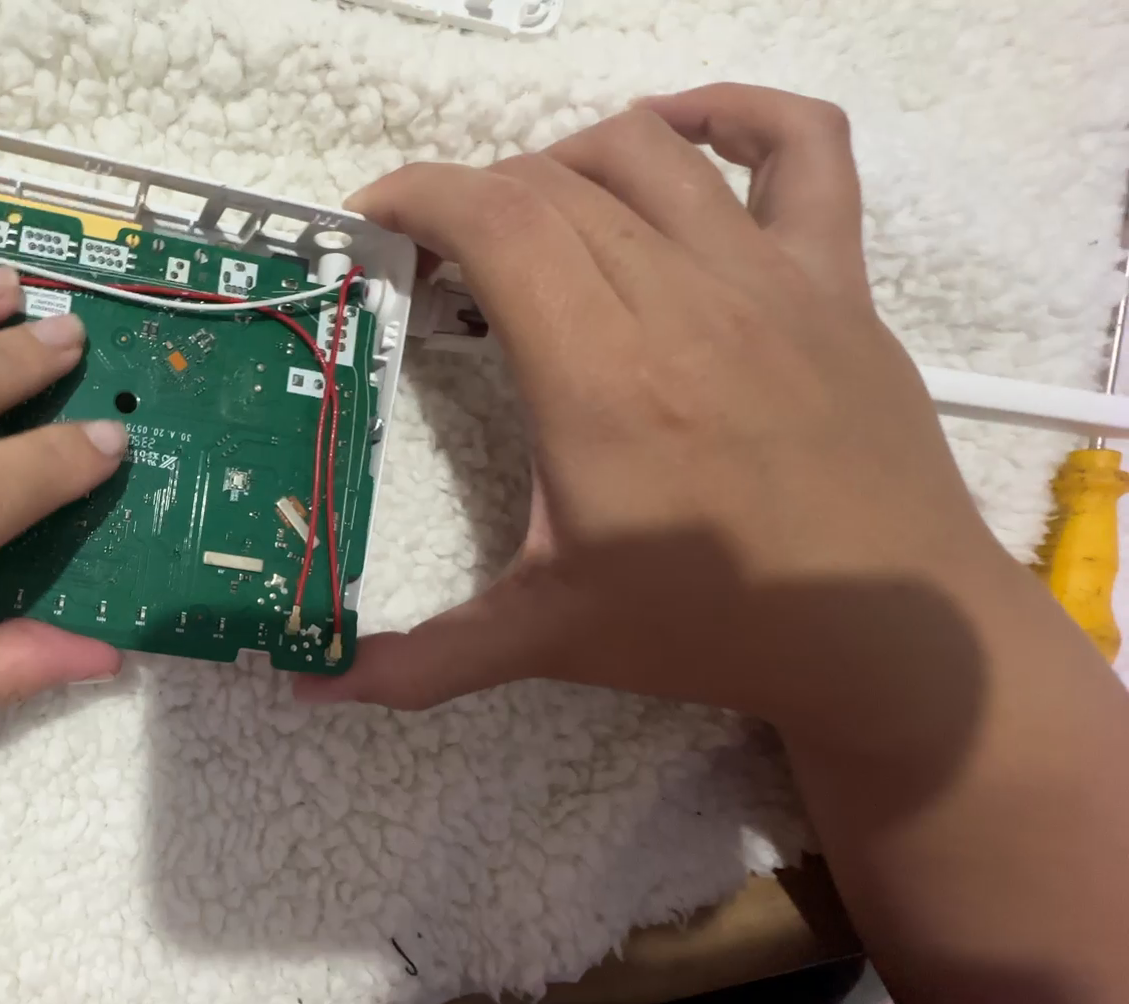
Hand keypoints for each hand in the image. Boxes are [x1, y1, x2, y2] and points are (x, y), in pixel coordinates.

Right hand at [298, 84, 1015, 718]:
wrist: (892, 637)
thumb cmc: (703, 628)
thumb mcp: (542, 641)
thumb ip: (418, 663)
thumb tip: (309, 690)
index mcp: (599, 380)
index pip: (498, 224)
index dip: (419, 197)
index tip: (368, 219)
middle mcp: (681, 303)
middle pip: (548, 187)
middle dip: (462, 201)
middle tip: (422, 263)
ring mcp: (769, 279)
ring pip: (643, 156)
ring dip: (553, 168)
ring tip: (514, 227)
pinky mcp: (833, 281)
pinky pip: (799, 148)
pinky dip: (725, 116)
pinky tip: (667, 140)